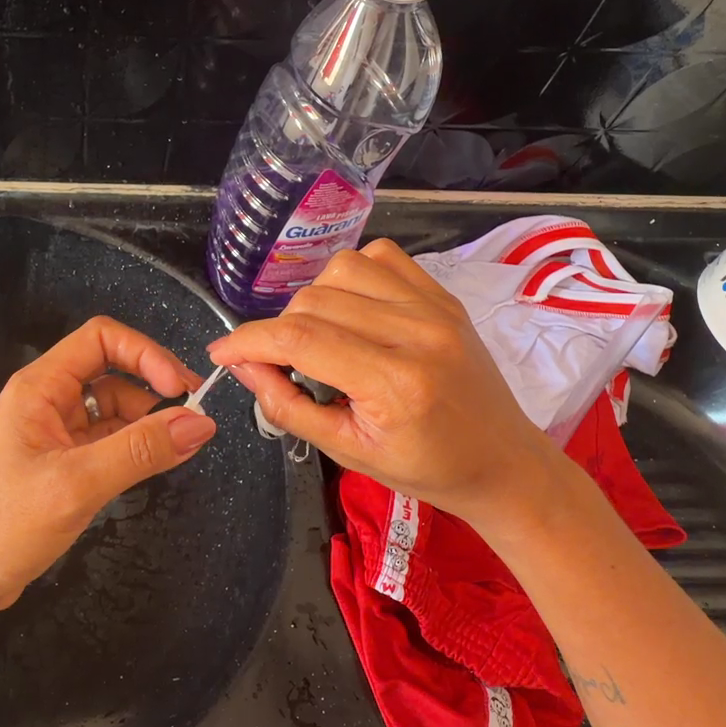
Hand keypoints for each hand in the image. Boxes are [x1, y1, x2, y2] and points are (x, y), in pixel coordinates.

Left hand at [0, 316, 217, 615]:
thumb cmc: (4, 525)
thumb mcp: (77, 484)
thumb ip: (140, 451)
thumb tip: (202, 422)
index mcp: (39, 387)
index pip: (100, 339)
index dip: (145, 353)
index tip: (179, 389)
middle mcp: (46, 400)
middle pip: (110, 370)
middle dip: (153, 385)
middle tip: (195, 417)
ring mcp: (53, 433)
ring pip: (111, 408)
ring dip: (146, 420)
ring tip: (179, 446)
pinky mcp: (59, 463)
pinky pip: (105, 440)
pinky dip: (133, 446)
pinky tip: (155, 462)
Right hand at [207, 239, 555, 527]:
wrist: (503, 462)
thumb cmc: (427, 469)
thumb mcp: (348, 452)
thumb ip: (288, 406)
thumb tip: (242, 366)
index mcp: (395, 383)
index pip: (299, 340)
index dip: (248, 342)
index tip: (222, 354)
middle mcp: (417, 332)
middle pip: (313, 302)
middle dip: (278, 331)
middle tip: (282, 365)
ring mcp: (435, 307)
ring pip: (340, 269)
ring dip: (312, 300)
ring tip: (320, 336)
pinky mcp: (442, 295)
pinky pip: (379, 257)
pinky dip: (350, 277)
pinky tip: (352, 309)